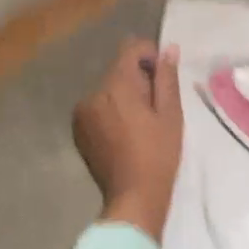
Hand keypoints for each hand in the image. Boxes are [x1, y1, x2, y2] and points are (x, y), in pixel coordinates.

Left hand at [74, 39, 183, 239]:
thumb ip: (167, 79)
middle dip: (137, 83)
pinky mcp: (78, 132)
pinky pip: (96, 111)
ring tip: (139, 128)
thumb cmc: (158, 157)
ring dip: (122, 100)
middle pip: (118, 72)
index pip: (132, 49)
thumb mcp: (170, 116)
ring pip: (107, 92)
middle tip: (154, 113)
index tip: (163, 81)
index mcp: (116, 86)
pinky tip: (123, 138)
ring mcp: (81, 114)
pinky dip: (109, 116)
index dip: (150, 57)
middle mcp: (93, 93)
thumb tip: (168, 49)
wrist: (133, 199)